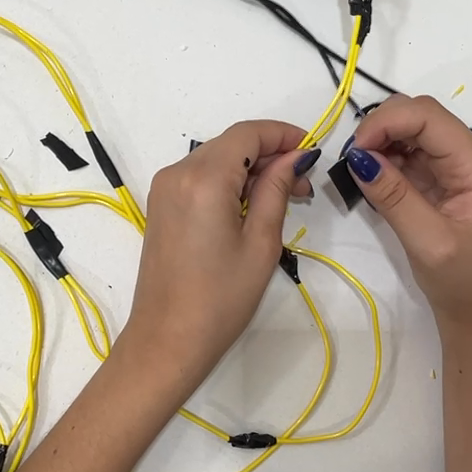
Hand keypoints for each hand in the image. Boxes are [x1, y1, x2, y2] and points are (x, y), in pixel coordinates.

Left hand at [118, 120, 313, 393]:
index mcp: (203, 178)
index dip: (282, 134)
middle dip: (269, 154)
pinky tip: (250, 206)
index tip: (312, 151)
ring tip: (282, 198)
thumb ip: (276, 190)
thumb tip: (294, 157)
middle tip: (303, 186)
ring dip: (249, 168)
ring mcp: (163, 188)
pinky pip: (199, 177)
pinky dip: (227, 181)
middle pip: (230, 143)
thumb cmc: (221, 298)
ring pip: (215, 158)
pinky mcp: (160, 205)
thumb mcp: (261, 242)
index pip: (247, 133)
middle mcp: (177, 172)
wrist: (167, 338)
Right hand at [344, 95, 471, 330]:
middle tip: (352, 159)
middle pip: (418, 114)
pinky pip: (404, 151)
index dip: (387, 122)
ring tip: (358, 169)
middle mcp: (464, 155)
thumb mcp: (427, 240)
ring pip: (408, 128)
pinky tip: (370, 178)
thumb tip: (358, 158)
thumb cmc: (460, 278)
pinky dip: (381, 156)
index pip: (428, 117)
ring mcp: (448, 165)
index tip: (354, 151)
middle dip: (380, 126)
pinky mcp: (432, 178)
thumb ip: (394, 196)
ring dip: (379, 140)